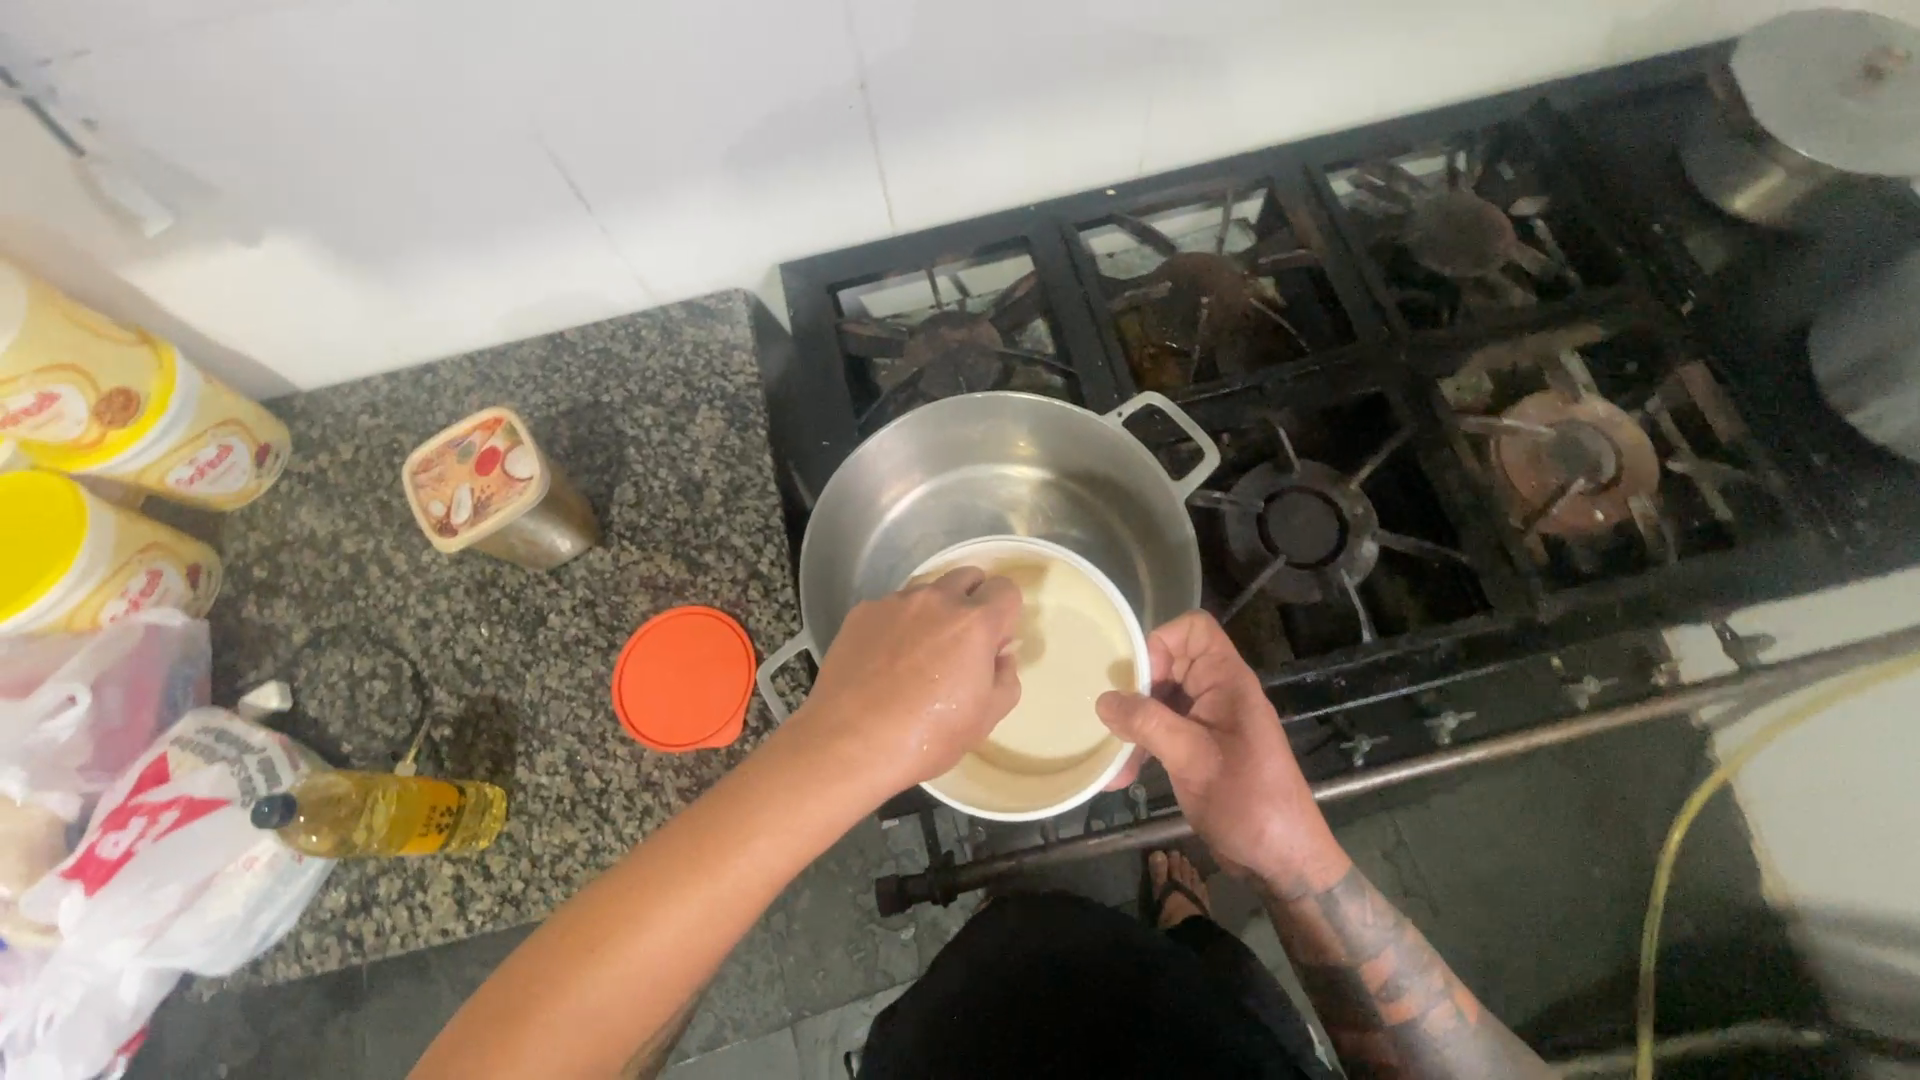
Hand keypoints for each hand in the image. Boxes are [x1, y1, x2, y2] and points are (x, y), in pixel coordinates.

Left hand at [788, 568, 1022, 795]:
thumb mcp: (986, 718)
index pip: (1006, 590)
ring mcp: (894, 603)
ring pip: (926, 592)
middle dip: (973, 601)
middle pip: (967, 577)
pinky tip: (885, 662)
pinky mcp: (861, 613)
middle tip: (961, 644)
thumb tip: (999, 655)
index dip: (1006, 615)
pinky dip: (897, 625)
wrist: (850, 743)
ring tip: (918, 656)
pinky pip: (891, 608)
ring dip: (933, 612)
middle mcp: (935, 600)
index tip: (994, 644)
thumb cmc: (927, 736)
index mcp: (974, 622)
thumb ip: (1005, 677)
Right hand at [1096, 611, 1348, 897]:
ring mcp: (1209, 722)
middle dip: (1136, 688)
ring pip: (1161, 700)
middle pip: (1169, 664)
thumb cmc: (1247, 801)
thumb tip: (1104, 700)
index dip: (1161, 642)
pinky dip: (1142, 747)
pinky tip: (1120, 778)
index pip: (1193, 629)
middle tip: (1112, 720)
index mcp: (1227, 682)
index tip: (1138, 680)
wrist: (1283, 862)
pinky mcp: (1200, 749)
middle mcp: (1218, 693)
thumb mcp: (1192, 758)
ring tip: (1112, 756)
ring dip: (1134, 724)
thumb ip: (1147, 722)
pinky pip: (1163, 731)